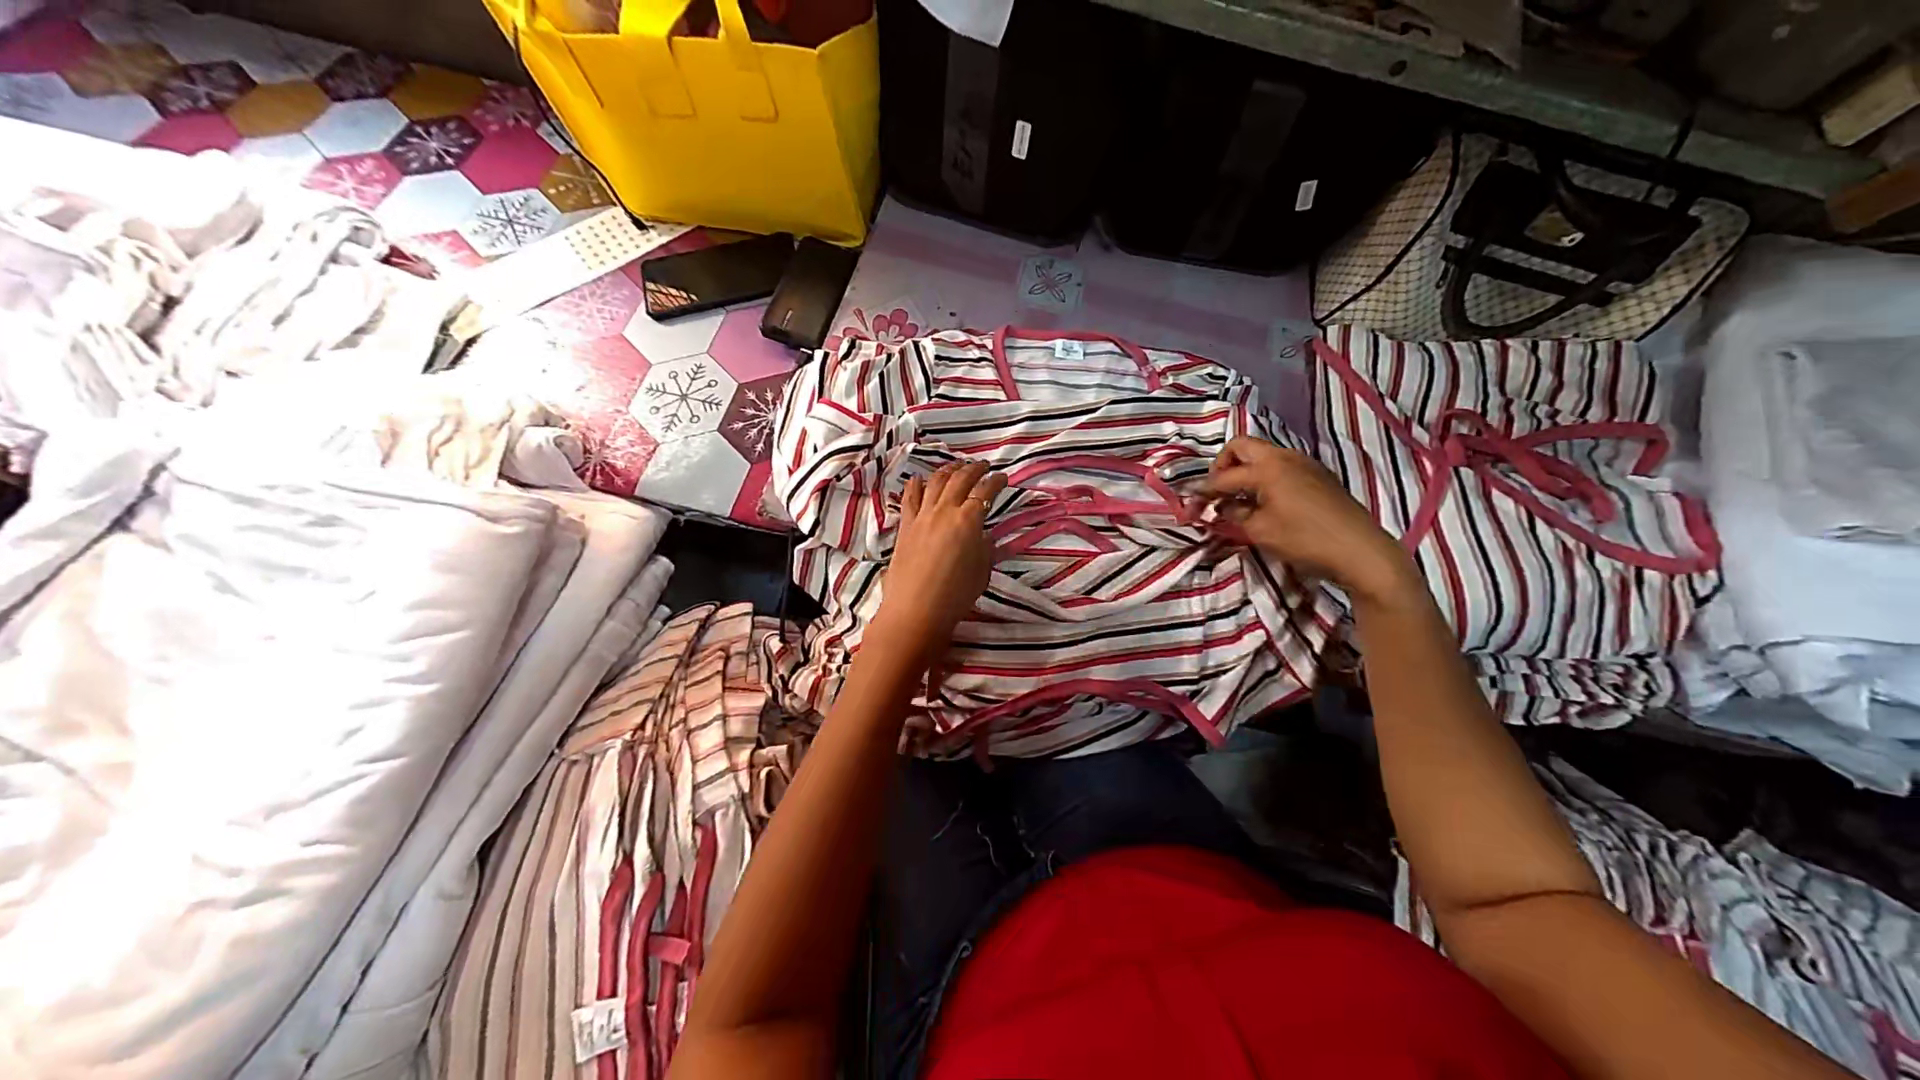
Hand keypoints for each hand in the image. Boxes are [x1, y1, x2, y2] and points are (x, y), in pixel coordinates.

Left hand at [874, 460, 1006, 659]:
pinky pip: (910, 498)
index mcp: (968, 520)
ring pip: (935, 483)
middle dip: (974, 469)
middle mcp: (944, 511)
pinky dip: (916, 485)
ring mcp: (922, 516)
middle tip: (983, 466)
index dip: (996, 482)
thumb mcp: (982, 572)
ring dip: (948, 470)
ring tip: (957, 466)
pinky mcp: (905, 527)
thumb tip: (982, 535)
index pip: (985, 492)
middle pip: (960, 480)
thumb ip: (984, 548)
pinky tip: (919, 479)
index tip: (1003, 477)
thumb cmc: (955, 596)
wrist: (916, 611)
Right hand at [1202, 436, 1419, 606]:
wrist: (1360, 550)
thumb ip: (1234, 514)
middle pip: (1242, 448)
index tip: (1189, 504)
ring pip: (1262, 456)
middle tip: (1216, 492)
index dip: (1203, 491)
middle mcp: (1285, 456)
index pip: (1224, 476)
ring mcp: (1304, 464)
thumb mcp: (1260, 531)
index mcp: (1267, 467)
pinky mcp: (1317, 476)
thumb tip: (1222, 506)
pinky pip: (1280, 467)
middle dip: (1222, 466)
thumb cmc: (1305, 539)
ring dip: (1244, 472)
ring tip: (1238, 500)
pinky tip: (1264, 502)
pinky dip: (1264, 478)